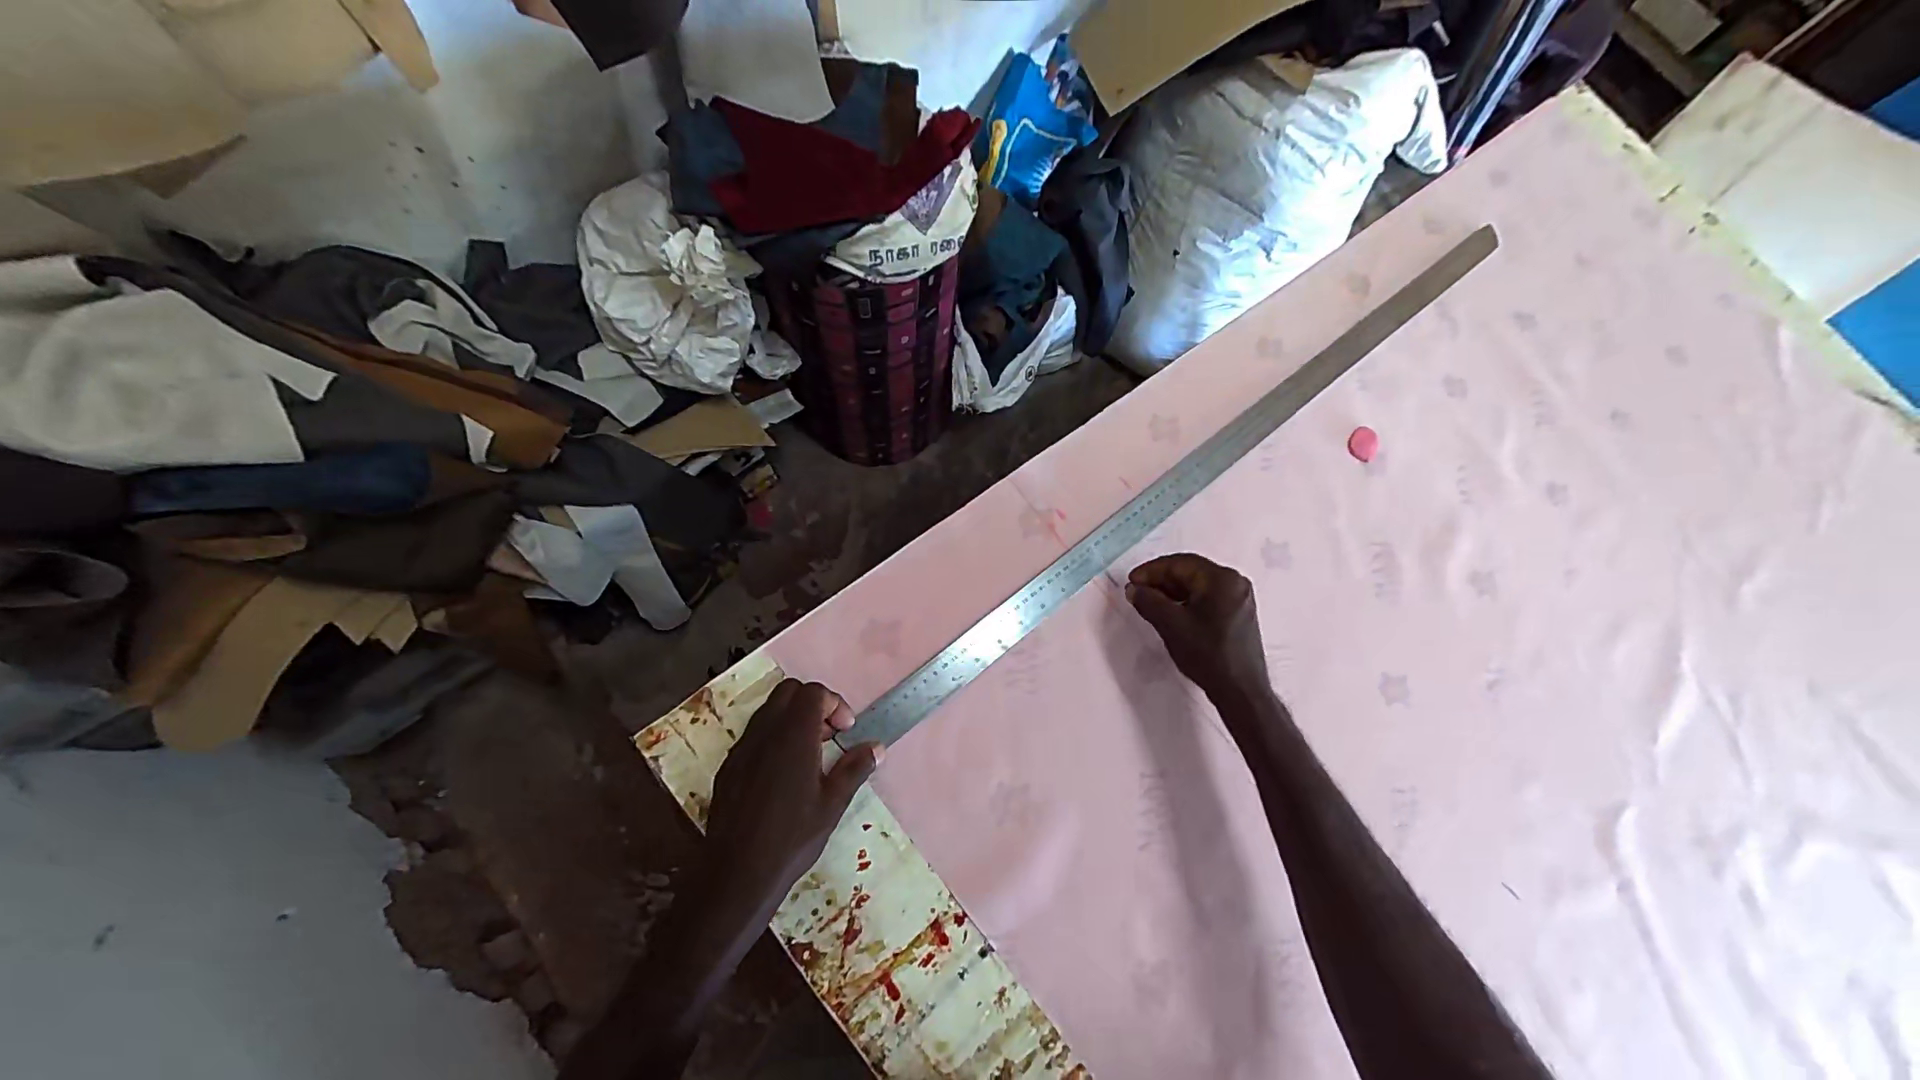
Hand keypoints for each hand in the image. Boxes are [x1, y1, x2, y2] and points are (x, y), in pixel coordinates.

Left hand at [703, 680, 882, 917]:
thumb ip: (855, 768)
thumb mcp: (833, 804)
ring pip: (769, 711)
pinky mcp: (728, 766)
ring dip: (793, 720)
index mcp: (793, 736)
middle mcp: (764, 733)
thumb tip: (876, 747)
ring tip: (810, 755)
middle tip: (829, 735)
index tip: (846, 730)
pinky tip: (784, 774)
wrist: (737, 874)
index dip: (834, 704)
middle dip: (813, 704)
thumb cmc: (792, 838)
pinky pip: (754, 735)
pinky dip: (774, 738)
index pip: (813, 693)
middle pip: (789, 692)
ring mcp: (742, 748)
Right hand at [1126, 554, 1271, 706]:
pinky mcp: (1237, 612)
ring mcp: (1239, 597)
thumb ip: (1149, 601)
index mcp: (1222, 579)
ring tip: (1149, 603)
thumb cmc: (1207, 654)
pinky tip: (1169, 612)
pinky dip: (1186, 601)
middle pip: (1190, 572)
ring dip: (1172, 591)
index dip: (1152, 571)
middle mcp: (1234, 582)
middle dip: (1161, 580)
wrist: (1240, 690)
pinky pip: (1206, 597)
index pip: (1180, 563)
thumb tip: (1134, 589)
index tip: (1132, 581)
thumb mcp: (1171, 625)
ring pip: (1197, 585)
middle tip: (1138, 591)